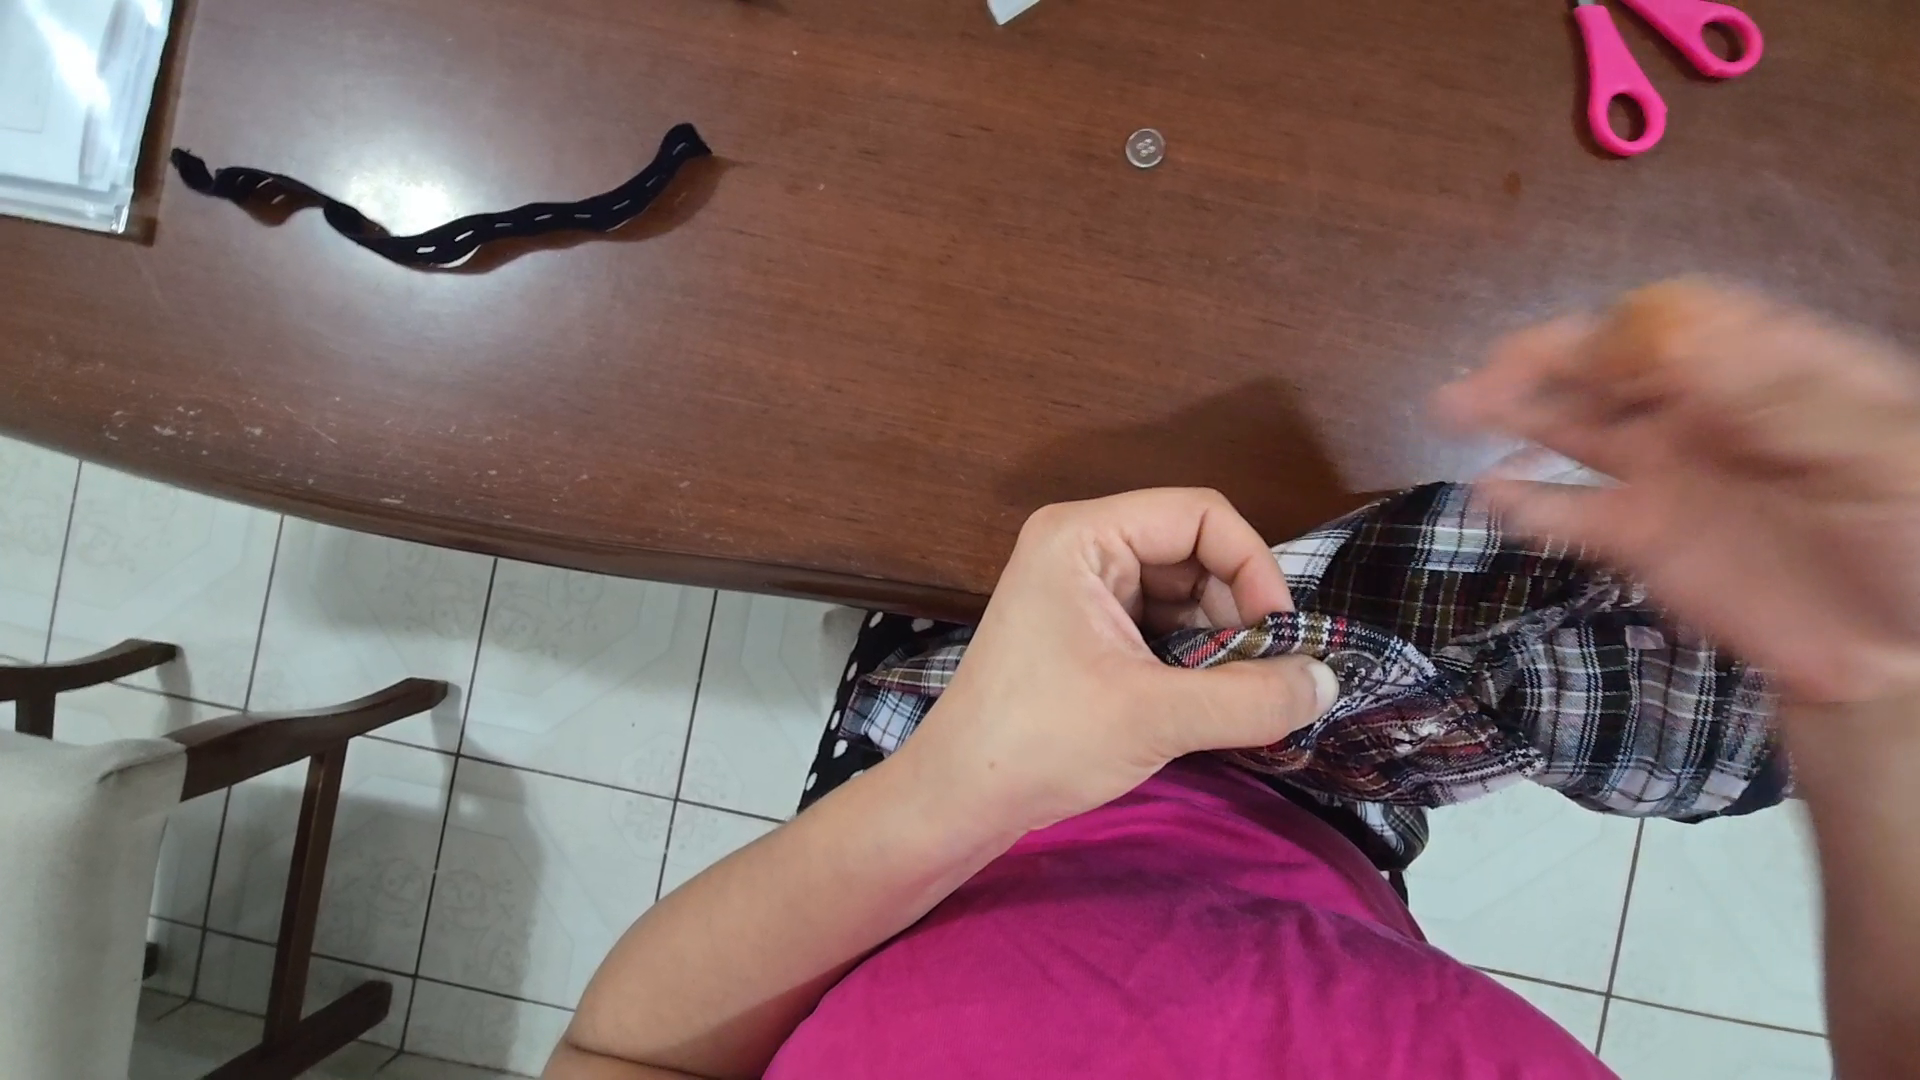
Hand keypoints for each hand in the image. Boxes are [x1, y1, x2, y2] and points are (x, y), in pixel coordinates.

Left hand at [895, 488, 1338, 834]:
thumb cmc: (1043, 740)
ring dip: (1215, 637)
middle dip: (1234, 609)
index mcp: (1083, 535)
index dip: (1253, 566)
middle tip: (1259, 674)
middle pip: (1191, 549)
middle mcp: (1079, 545)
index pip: (1199, 514)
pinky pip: (1155, 620)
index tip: (1280, 636)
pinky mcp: (1081, 625)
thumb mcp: (1156, 716)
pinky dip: (1188, 653)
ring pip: (1178, 589)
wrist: (962, 793)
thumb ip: (1253, 697)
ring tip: (1229, 693)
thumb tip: (1329, 682)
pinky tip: (1200, 696)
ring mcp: (1077, 585)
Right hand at [1435, 279, 1919, 702]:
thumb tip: (1671, 342)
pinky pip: (1562, 512)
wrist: (1905, 660)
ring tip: (1451, 411)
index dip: (1620, 334)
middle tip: (1479, 379)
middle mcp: (1698, 416)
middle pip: (1603, 368)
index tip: (1587, 361)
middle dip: (1539, 364)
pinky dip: (1520, 503)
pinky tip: (1485, 495)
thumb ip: (1782, 399)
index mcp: (1767, 378)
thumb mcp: (1884, 456)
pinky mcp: (1631, 535)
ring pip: (1568, 428)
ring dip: (1509, 415)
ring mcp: (1659, 475)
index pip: (1674, 325)